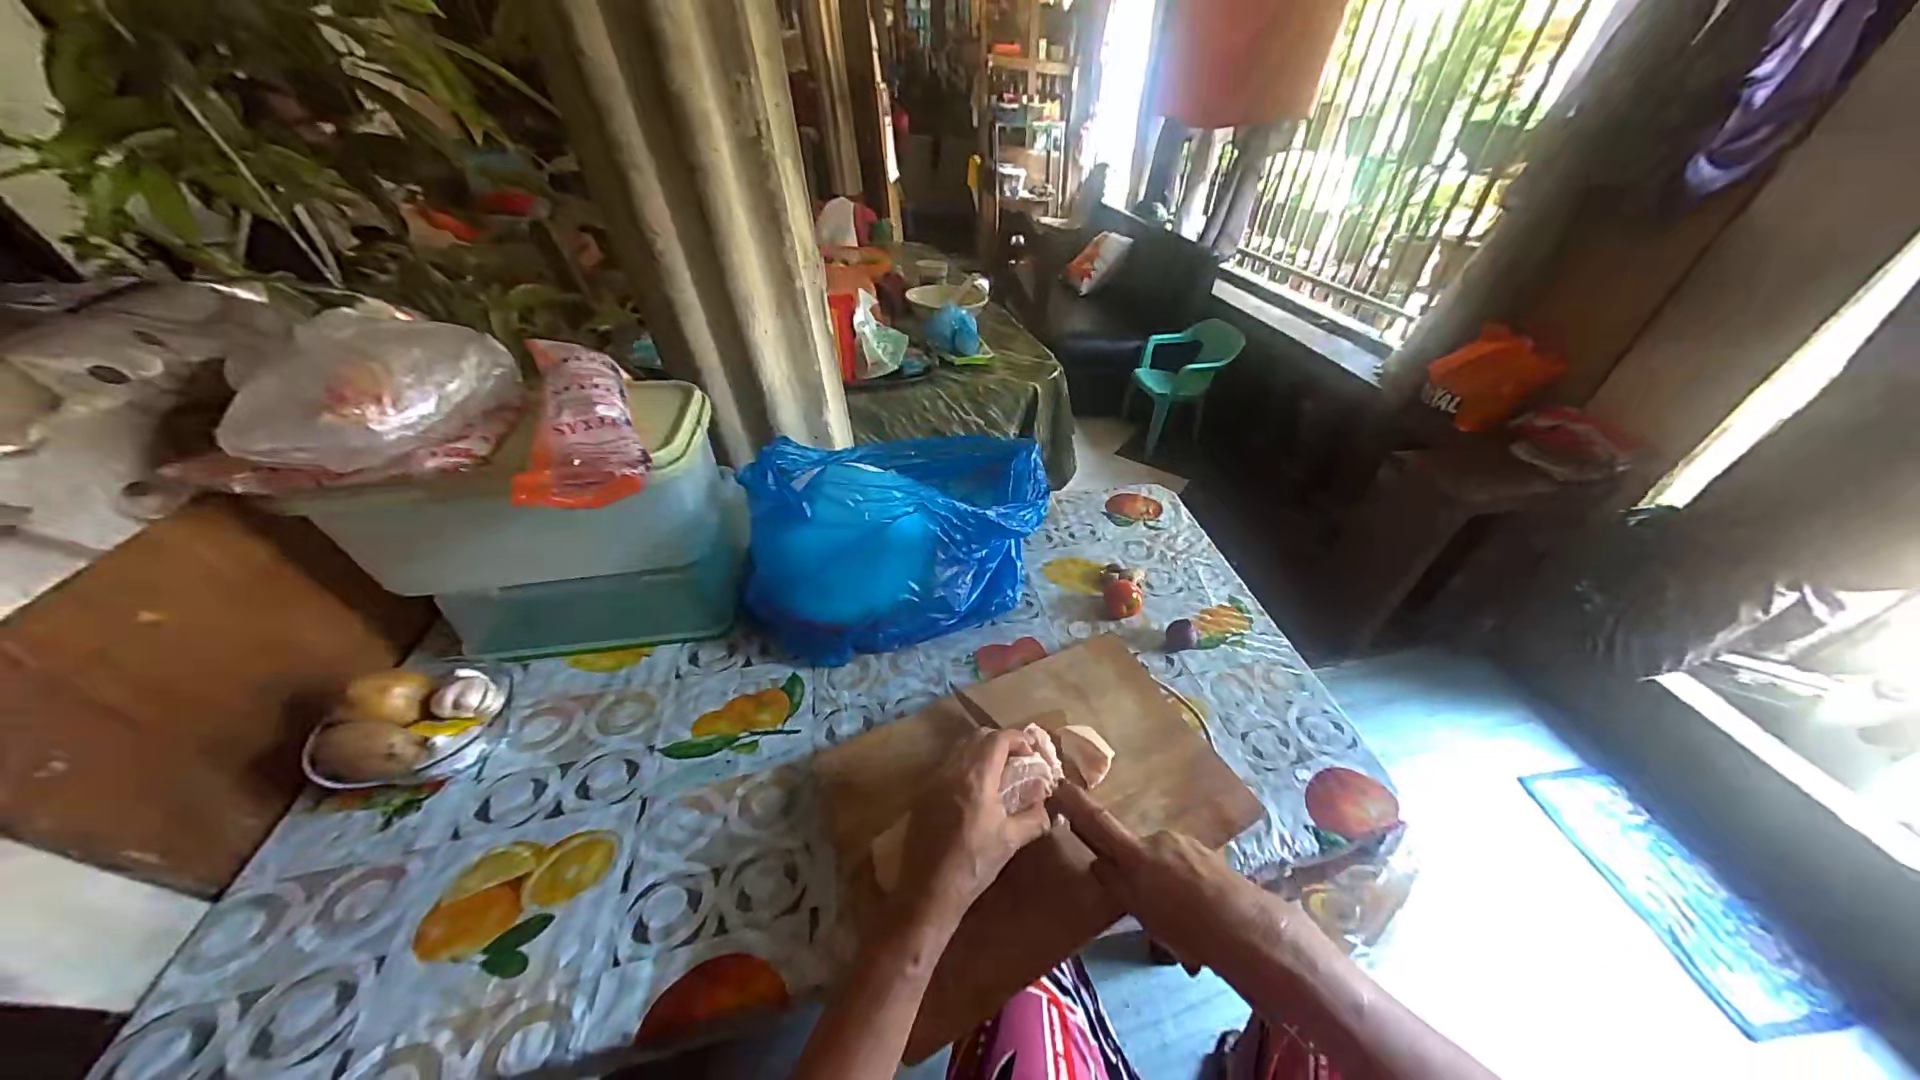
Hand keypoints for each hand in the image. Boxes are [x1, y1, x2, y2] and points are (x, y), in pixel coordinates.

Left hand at [893, 727, 1054, 930]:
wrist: (930, 890)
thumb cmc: (974, 865)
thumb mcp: (1011, 841)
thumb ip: (1034, 818)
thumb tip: (1047, 807)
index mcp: (977, 779)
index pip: (998, 739)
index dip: (1018, 738)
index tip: (1031, 750)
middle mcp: (953, 771)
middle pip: (978, 737)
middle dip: (1000, 741)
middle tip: (1017, 758)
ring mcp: (934, 780)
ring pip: (961, 749)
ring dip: (981, 751)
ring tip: (997, 772)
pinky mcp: (924, 793)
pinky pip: (948, 765)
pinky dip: (965, 765)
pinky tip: (975, 789)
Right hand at [1051, 783, 1301, 970]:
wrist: (1246, 927)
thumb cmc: (1185, 923)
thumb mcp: (1141, 911)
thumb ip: (1116, 883)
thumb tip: (1098, 863)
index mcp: (1138, 852)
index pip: (1099, 823)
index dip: (1076, 805)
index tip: (1058, 785)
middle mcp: (1160, 837)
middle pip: (1138, 852)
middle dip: (1141, 875)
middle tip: (1154, 913)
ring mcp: (1188, 844)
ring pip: (1166, 865)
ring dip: (1168, 888)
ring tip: (1183, 927)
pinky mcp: (1210, 856)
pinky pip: (1188, 872)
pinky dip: (1188, 893)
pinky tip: (1200, 922)